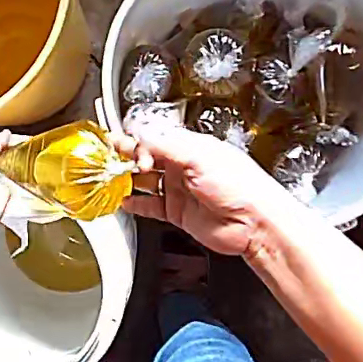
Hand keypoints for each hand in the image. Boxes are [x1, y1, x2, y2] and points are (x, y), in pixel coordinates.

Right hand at [119, 122, 312, 257]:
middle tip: (107, 156)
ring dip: (127, 179)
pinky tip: (124, 201)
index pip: (153, 137)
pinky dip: (135, 203)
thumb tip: (140, 137)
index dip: (134, 140)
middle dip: (125, 156)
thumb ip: (165, 147)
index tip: (117, 143)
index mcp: (189, 146)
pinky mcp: (178, 212)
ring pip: (145, 181)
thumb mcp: (198, 157)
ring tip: (110, 178)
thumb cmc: (240, 186)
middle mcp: (183, 166)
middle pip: (146, 157)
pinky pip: (150, 205)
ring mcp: (179, 189)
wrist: (255, 224)